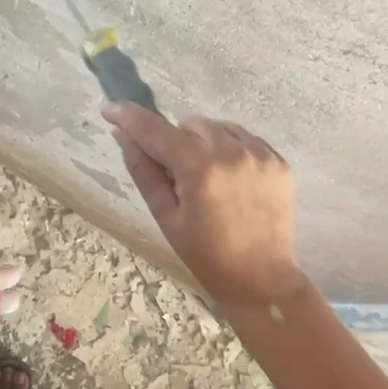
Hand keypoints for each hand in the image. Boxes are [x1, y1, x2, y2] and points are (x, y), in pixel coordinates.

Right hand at [103, 102, 305, 310]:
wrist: (261, 278)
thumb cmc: (205, 253)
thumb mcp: (165, 215)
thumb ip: (142, 169)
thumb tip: (121, 134)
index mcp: (200, 169)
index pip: (156, 130)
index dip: (129, 117)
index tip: (110, 110)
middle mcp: (231, 152)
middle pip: (187, 124)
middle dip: (174, 141)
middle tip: (176, 174)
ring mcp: (259, 153)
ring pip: (216, 126)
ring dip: (202, 142)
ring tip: (205, 176)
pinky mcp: (278, 160)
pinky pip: (243, 137)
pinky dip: (229, 148)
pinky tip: (229, 177)